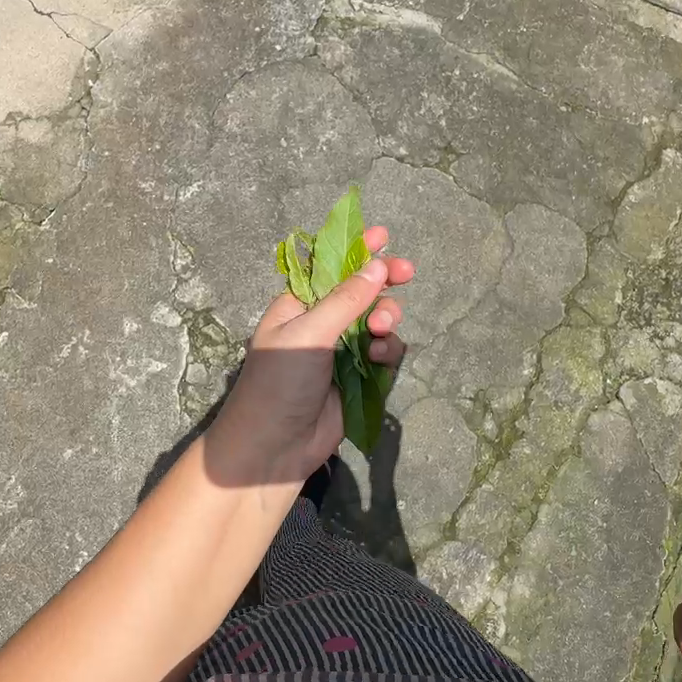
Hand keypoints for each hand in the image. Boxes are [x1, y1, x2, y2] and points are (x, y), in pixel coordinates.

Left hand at [203, 227, 412, 485]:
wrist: (275, 446)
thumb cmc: (279, 382)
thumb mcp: (308, 334)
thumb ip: (345, 301)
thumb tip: (377, 266)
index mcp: (297, 306)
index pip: (329, 269)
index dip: (355, 251)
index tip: (383, 235)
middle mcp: (320, 325)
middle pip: (360, 293)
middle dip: (383, 282)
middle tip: (406, 274)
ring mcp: (340, 353)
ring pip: (377, 323)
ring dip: (385, 319)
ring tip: (382, 329)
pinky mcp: (357, 380)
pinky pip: (383, 355)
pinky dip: (387, 352)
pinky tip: (380, 358)